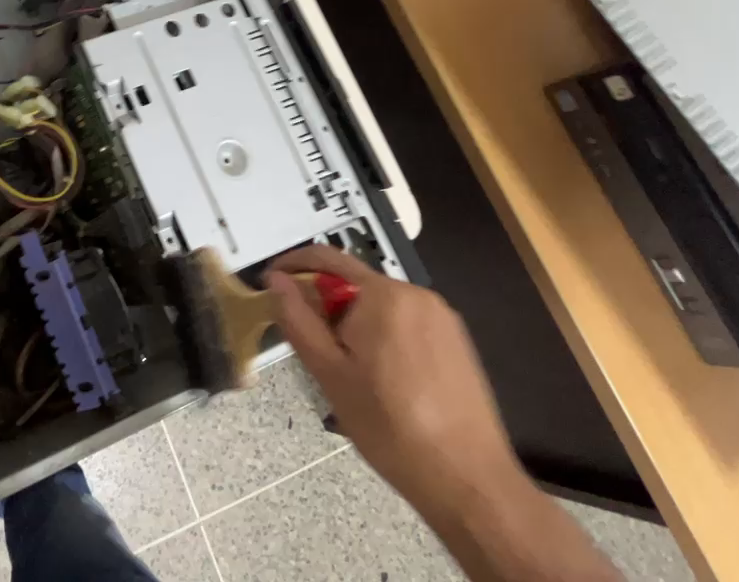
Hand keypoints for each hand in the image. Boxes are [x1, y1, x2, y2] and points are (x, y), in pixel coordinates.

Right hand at [265, 245, 523, 514]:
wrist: (467, 480)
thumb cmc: (389, 425)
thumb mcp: (329, 372)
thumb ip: (298, 318)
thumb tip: (276, 279)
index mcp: (384, 296)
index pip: (327, 258)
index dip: (292, 266)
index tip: (270, 284)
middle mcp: (417, 295)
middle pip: (354, 283)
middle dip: (325, 305)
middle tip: (310, 347)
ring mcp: (442, 317)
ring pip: (379, 305)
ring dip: (353, 323)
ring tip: (346, 370)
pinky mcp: (457, 341)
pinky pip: (405, 322)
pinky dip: (381, 335)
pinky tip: (380, 378)